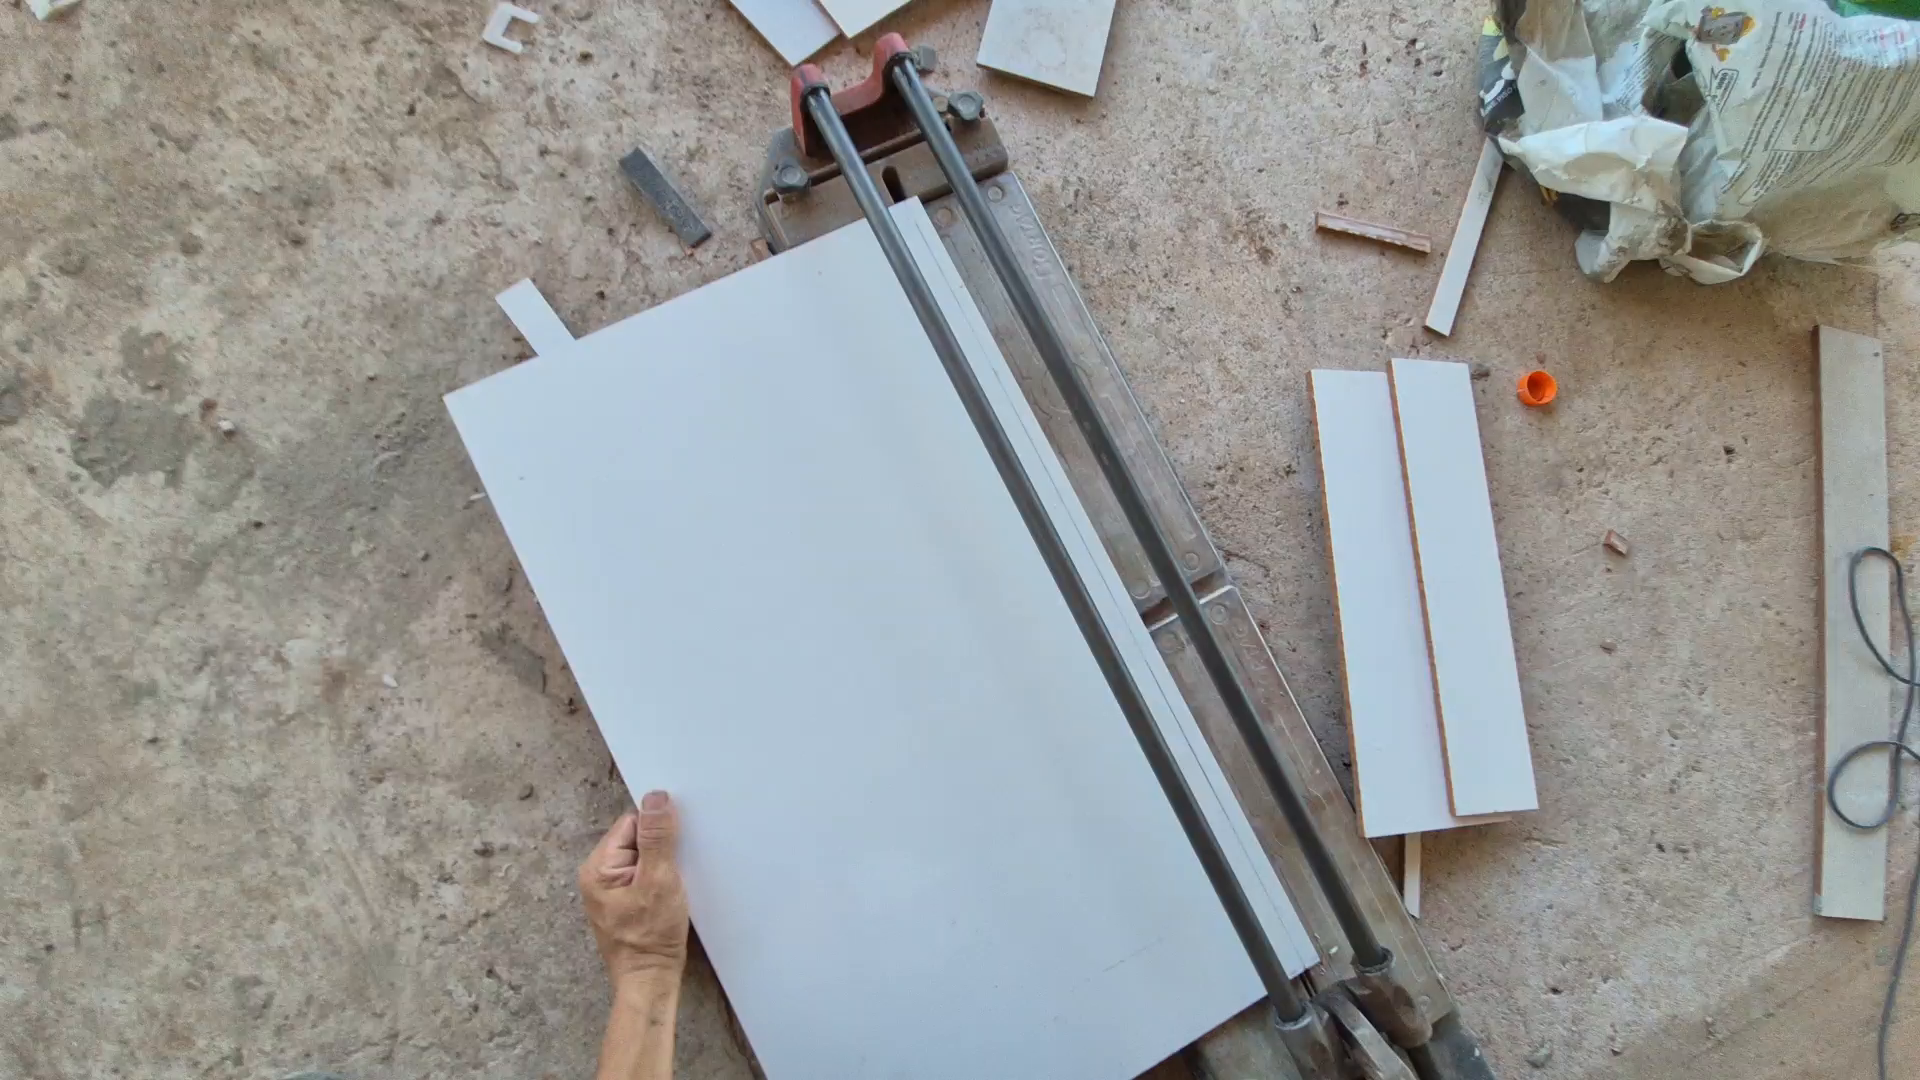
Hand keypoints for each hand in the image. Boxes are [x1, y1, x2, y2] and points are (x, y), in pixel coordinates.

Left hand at [579, 791, 689, 984]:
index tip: (675, 845)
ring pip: (645, 853)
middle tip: (677, 865)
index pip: (633, 823)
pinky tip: (672, 887)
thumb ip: (657, 836)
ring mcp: (611, 888)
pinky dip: (662, 873)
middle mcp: (599, 874)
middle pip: (638, 836)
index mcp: (598, 866)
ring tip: (675, 878)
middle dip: (662, 844)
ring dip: (664, 860)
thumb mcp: (659, 879)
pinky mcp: (626, 898)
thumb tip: (656, 796)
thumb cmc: (652, 933)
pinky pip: (646, 870)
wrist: (651, 979)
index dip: (658, 829)